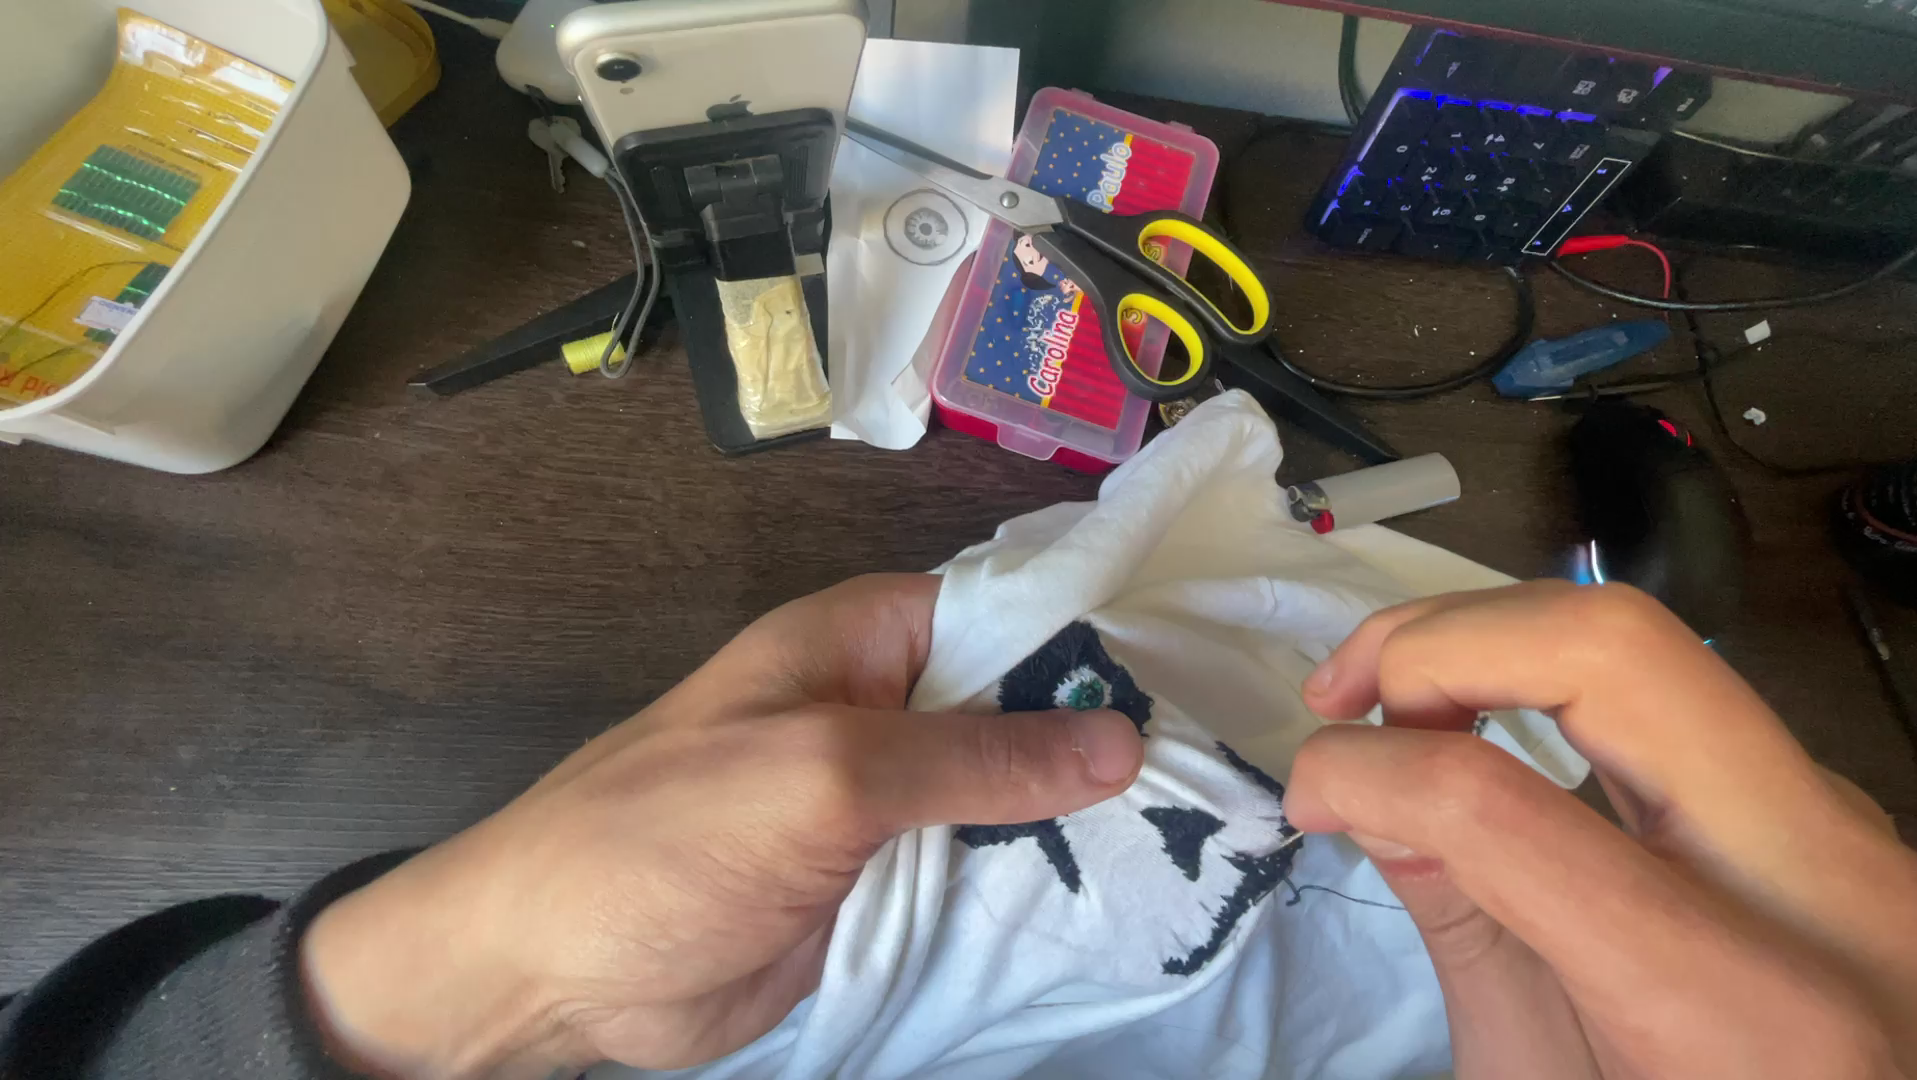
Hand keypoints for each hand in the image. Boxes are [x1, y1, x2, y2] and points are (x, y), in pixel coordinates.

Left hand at [299, 574, 1144, 1076]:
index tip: (1197, 662)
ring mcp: (896, 786)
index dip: (1095, 630)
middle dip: (1102, 724)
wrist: (555, 968)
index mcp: (872, 635)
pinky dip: (1042, 865)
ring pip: (1011, 781)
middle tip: (1224, 754)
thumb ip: (974, 758)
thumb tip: (1119, 739)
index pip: (1008, 607)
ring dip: (1081, 803)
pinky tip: (1126, 885)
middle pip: (1020, 697)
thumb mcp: (829, 775)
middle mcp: (894, 698)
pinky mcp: (894, 864)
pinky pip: (986, 852)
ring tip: (1205, 820)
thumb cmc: (675, 831)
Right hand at [1283, 581, 1916, 1078]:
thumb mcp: (1530, 1064)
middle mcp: (1827, 877)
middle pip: (1599, 645)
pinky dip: (1510, 658)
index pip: (1493, 804)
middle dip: (1424, 646)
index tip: (1307, 799)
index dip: (1359, 772)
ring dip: (1461, 633)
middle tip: (1342, 700)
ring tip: (1382, 693)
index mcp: (1749, 1009)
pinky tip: (1461, 708)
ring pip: (1620, 627)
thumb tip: (1363, 791)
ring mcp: (1829, 814)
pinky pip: (1633, 671)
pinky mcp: (1797, 788)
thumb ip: (1449, 915)